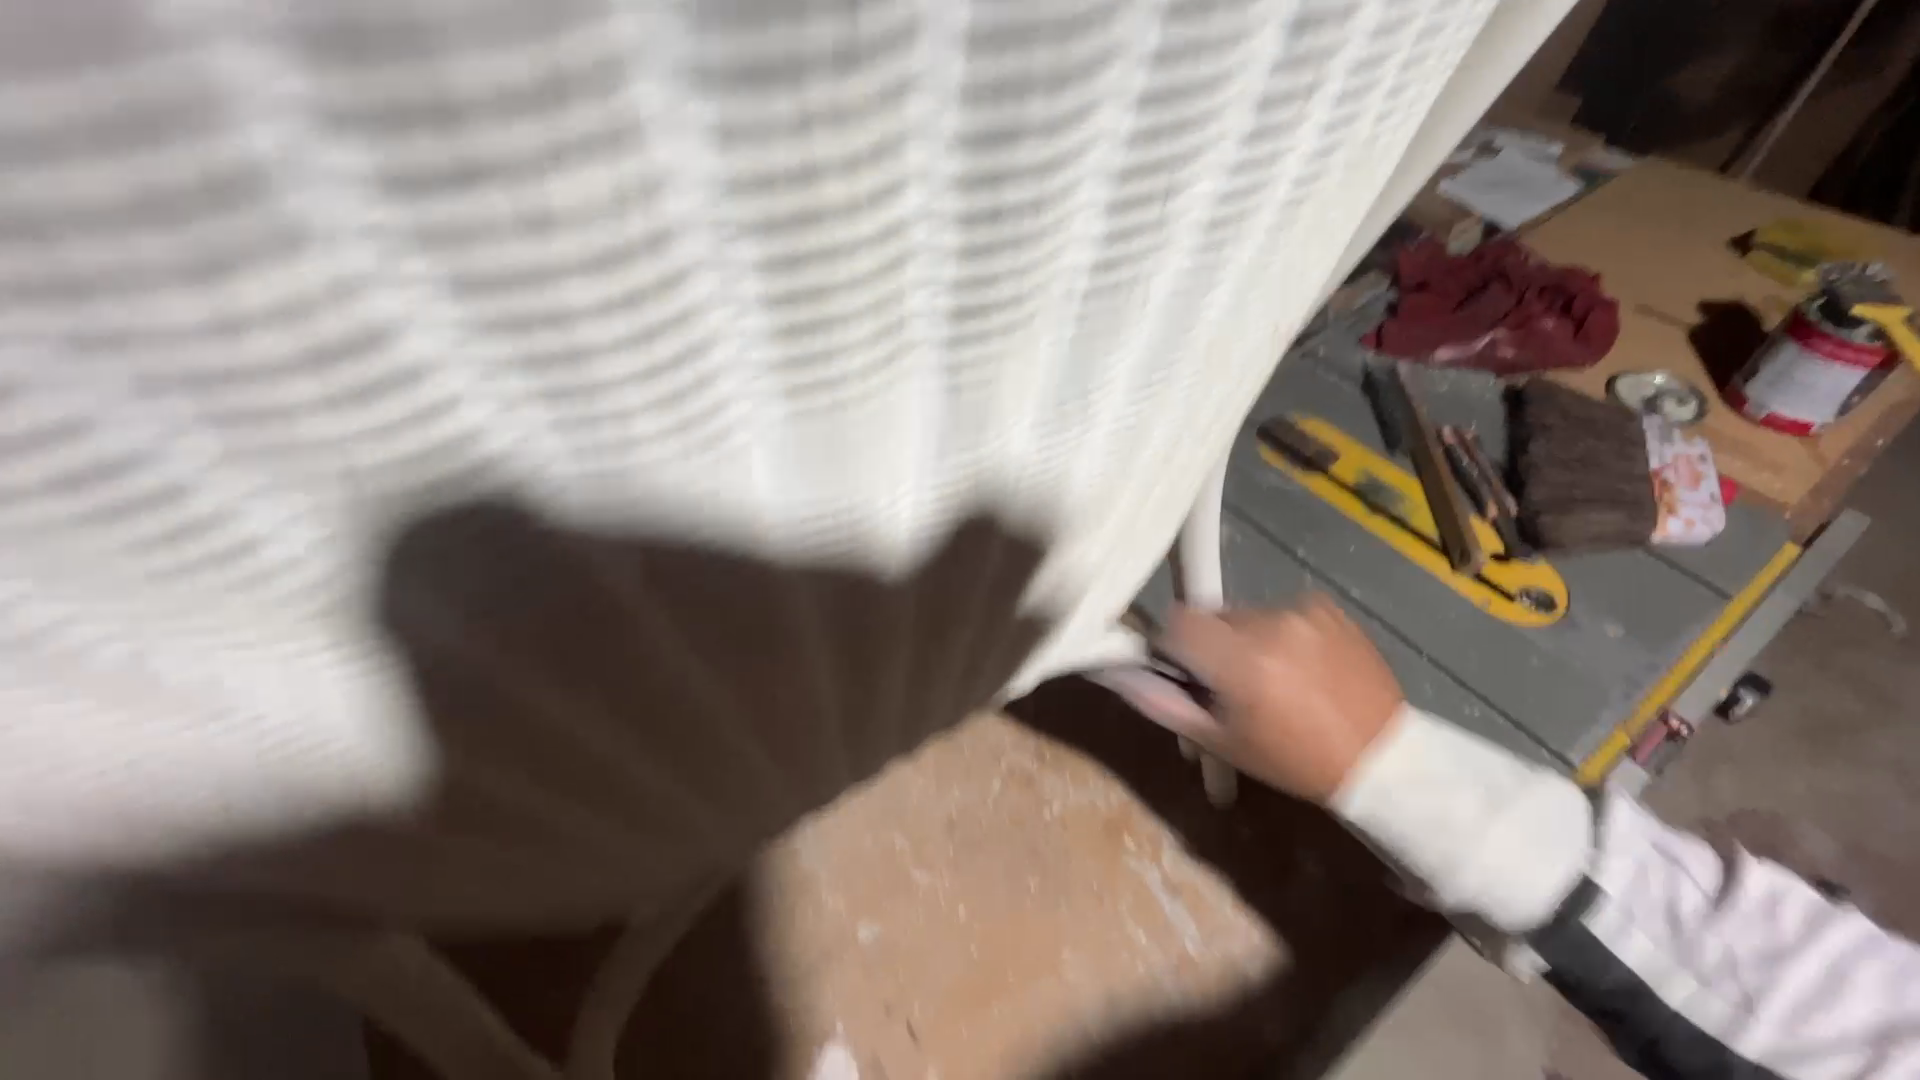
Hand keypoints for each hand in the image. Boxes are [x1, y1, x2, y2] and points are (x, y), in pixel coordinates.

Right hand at [1161, 596, 1405, 802]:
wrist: (1381, 759)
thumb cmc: (1293, 760)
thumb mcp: (1220, 742)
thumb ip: (1163, 704)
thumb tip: (1116, 674)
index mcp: (1241, 660)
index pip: (1177, 621)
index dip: (1172, 645)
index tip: (1187, 673)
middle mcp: (1270, 623)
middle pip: (1211, 618)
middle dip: (1211, 646)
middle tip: (1232, 685)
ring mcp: (1303, 611)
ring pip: (1245, 615)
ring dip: (1246, 640)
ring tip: (1272, 679)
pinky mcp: (1328, 608)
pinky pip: (1281, 612)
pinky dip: (1280, 634)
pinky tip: (1299, 667)